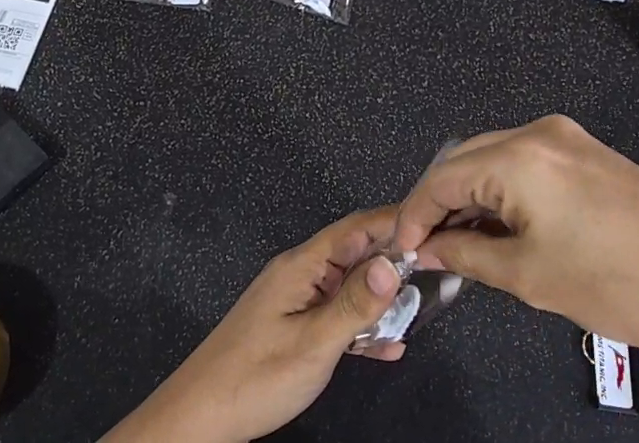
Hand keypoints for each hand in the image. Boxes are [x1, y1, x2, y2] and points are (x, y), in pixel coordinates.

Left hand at [103, 209, 405, 442]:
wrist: (200, 416)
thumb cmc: (256, 376)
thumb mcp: (313, 343)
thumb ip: (355, 303)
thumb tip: (394, 260)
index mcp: (302, 266)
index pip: (355, 227)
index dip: (394, 222)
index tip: (435, 227)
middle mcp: (300, 273)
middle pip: (354, 252)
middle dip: (394, 257)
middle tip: (438, 267)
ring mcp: (296, 299)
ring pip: (348, 285)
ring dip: (381, 295)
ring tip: (422, 303)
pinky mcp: (293, 325)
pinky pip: (336, 314)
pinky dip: (362, 325)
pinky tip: (388, 345)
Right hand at [392, 115, 638, 375]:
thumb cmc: (618, 286)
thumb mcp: (530, 277)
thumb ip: (467, 253)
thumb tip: (428, 247)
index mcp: (520, 156)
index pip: (442, 177)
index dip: (414, 214)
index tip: (402, 249)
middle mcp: (541, 132)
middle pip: (465, 159)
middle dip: (440, 201)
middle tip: (426, 246)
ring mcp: (571, 139)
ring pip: (495, 159)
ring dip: (472, 195)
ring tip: (461, 241)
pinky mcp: (592, 154)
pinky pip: (527, 163)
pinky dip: (505, 191)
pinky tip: (503, 225)